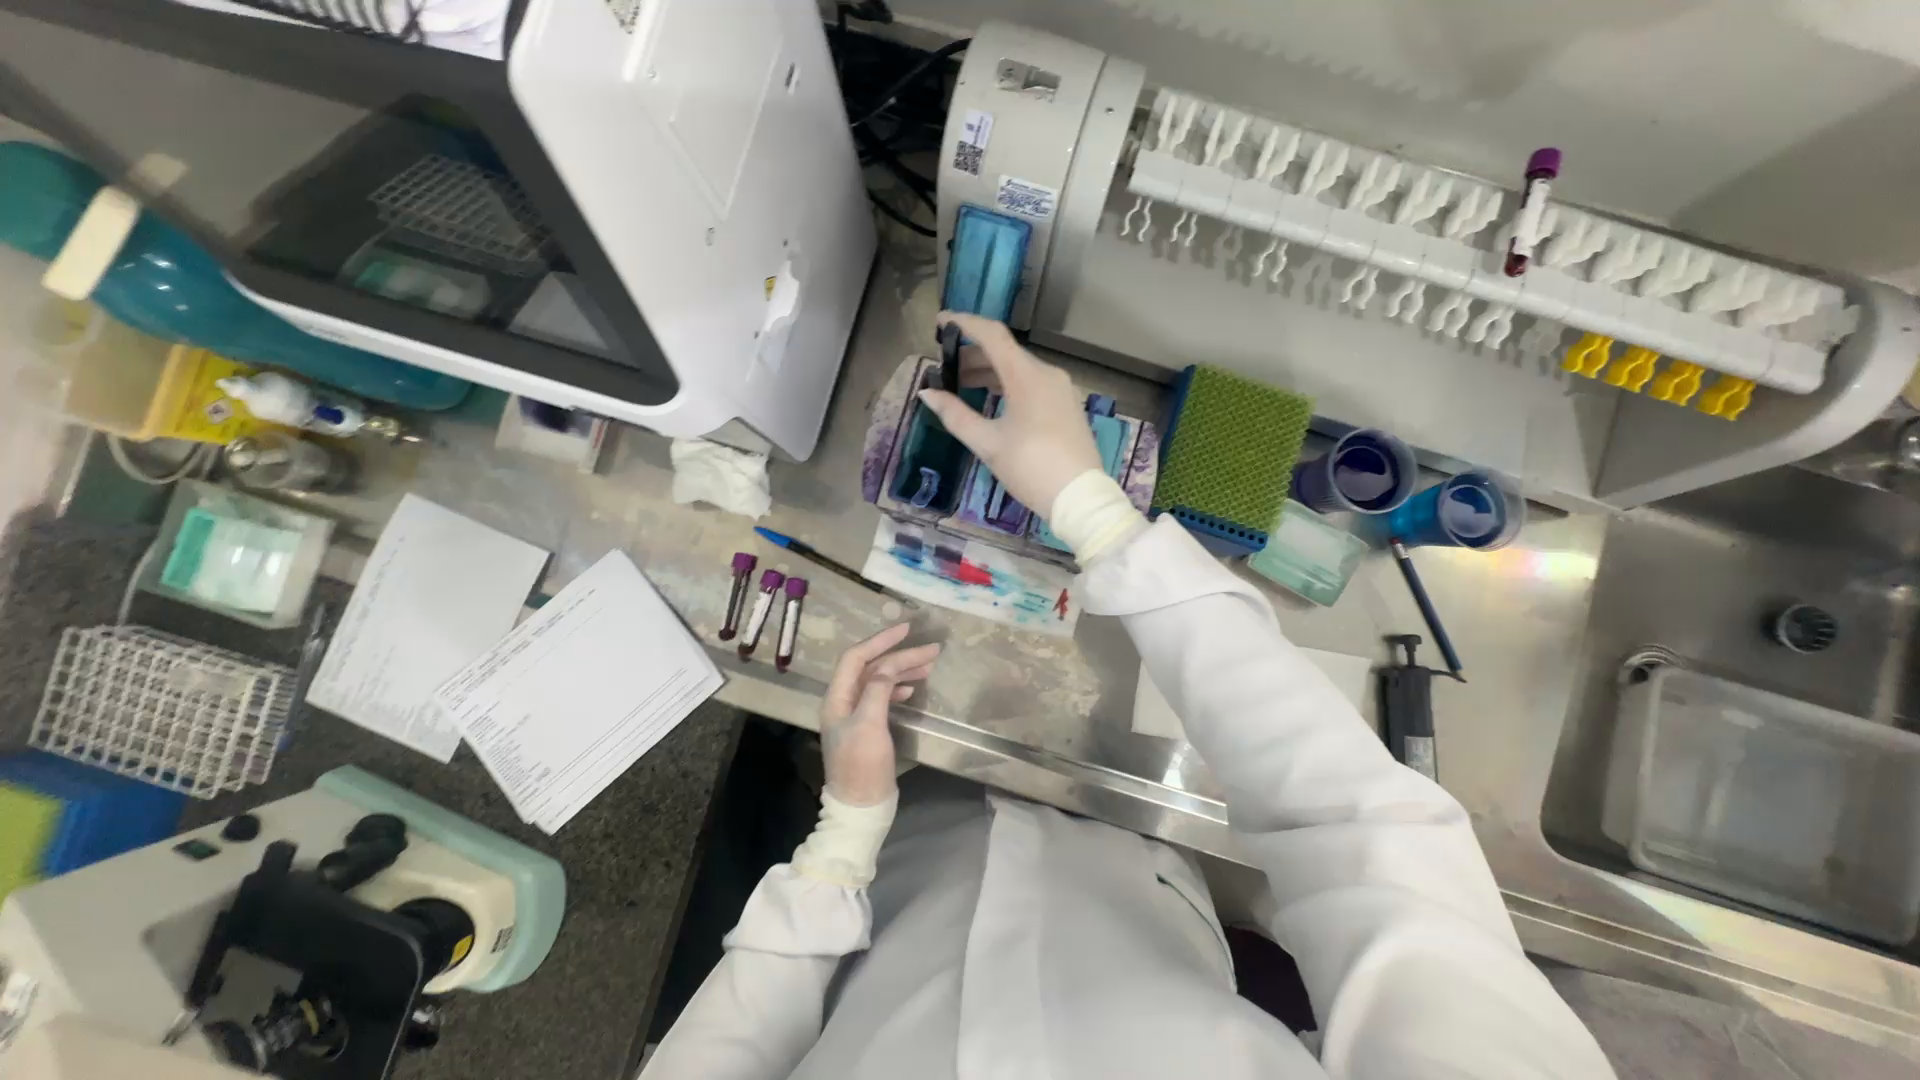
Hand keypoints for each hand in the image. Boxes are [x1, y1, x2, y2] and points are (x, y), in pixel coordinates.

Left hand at [820, 623, 940, 806]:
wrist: (861, 807)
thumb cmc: (863, 766)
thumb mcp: (869, 724)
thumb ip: (877, 690)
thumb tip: (889, 666)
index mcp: (837, 698)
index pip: (856, 657)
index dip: (881, 640)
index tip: (907, 630)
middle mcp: (843, 702)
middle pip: (870, 667)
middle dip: (899, 655)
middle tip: (931, 650)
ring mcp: (855, 715)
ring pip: (879, 681)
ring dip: (902, 670)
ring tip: (929, 665)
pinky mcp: (867, 728)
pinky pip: (882, 697)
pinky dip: (898, 688)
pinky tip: (913, 688)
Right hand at [915, 312, 1103, 516]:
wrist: (1079, 498)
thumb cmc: (1030, 468)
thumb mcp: (988, 444)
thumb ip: (955, 415)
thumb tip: (927, 394)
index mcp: (1027, 376)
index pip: (992, 335)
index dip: (963, 323)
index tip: (939, 322)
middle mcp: (1048, 374)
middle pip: (1005, 352)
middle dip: (972, 356)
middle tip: (945, 370)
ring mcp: (1061, 389)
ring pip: (1020, 369)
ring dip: (990, 373)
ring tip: (963, 387)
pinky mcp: (1067, 405)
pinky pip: (1033, 383)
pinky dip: (1009, 385)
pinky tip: (993, 402)